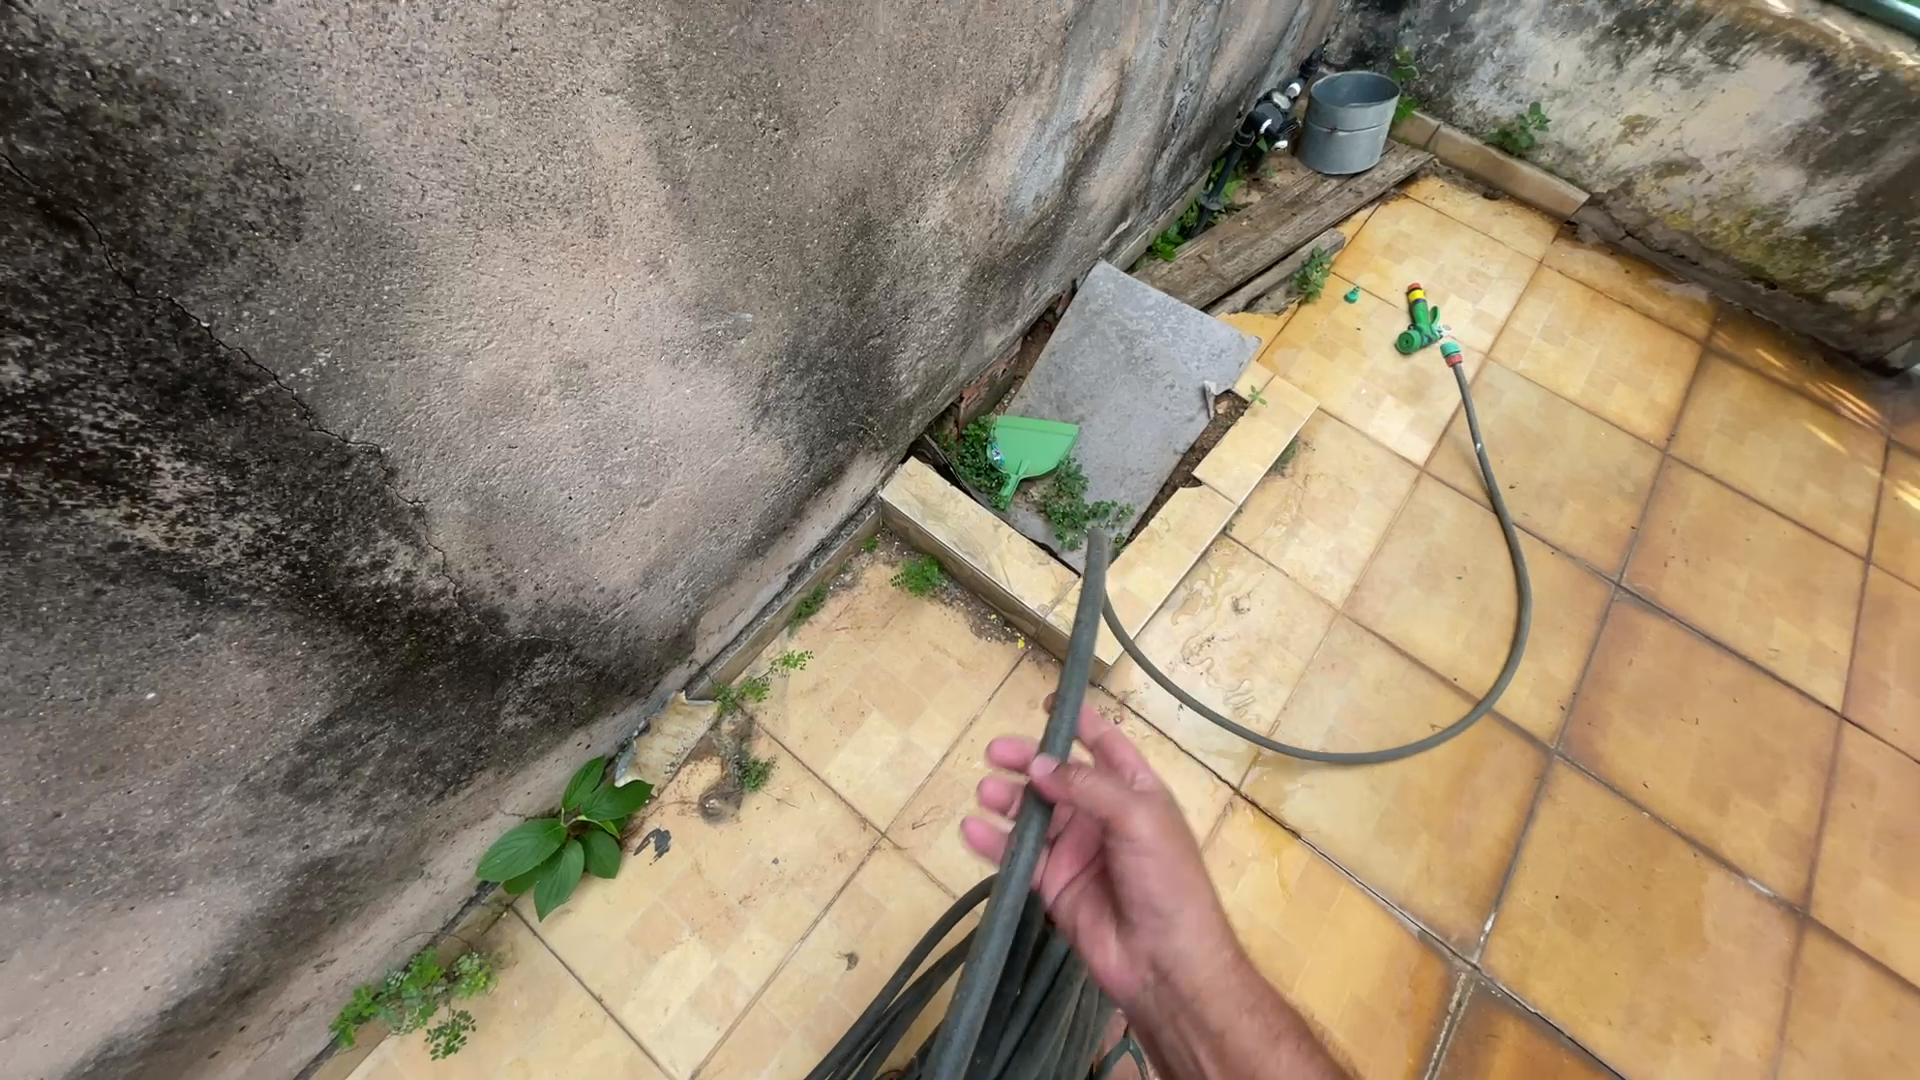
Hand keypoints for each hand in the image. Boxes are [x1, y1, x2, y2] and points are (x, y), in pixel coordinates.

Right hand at [960, 702, 1242, 1016]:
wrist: (1165, 963)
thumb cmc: (1166, 879)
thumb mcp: (1137, 819)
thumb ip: (1087, 787)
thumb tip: (1038, 765)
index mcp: (1132, 790)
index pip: (1104, 744)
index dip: (1078, 722)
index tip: (1047, 703)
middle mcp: (1101, 813)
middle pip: (1057, 775)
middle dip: (1027, 761)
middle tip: (995, 752)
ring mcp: (1075, 847)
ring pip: (1033, 813)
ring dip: (1007, 799)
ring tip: (985, 791)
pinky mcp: (1054, 881)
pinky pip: (1019, 855)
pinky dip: (993, 841)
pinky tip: (971, 829)